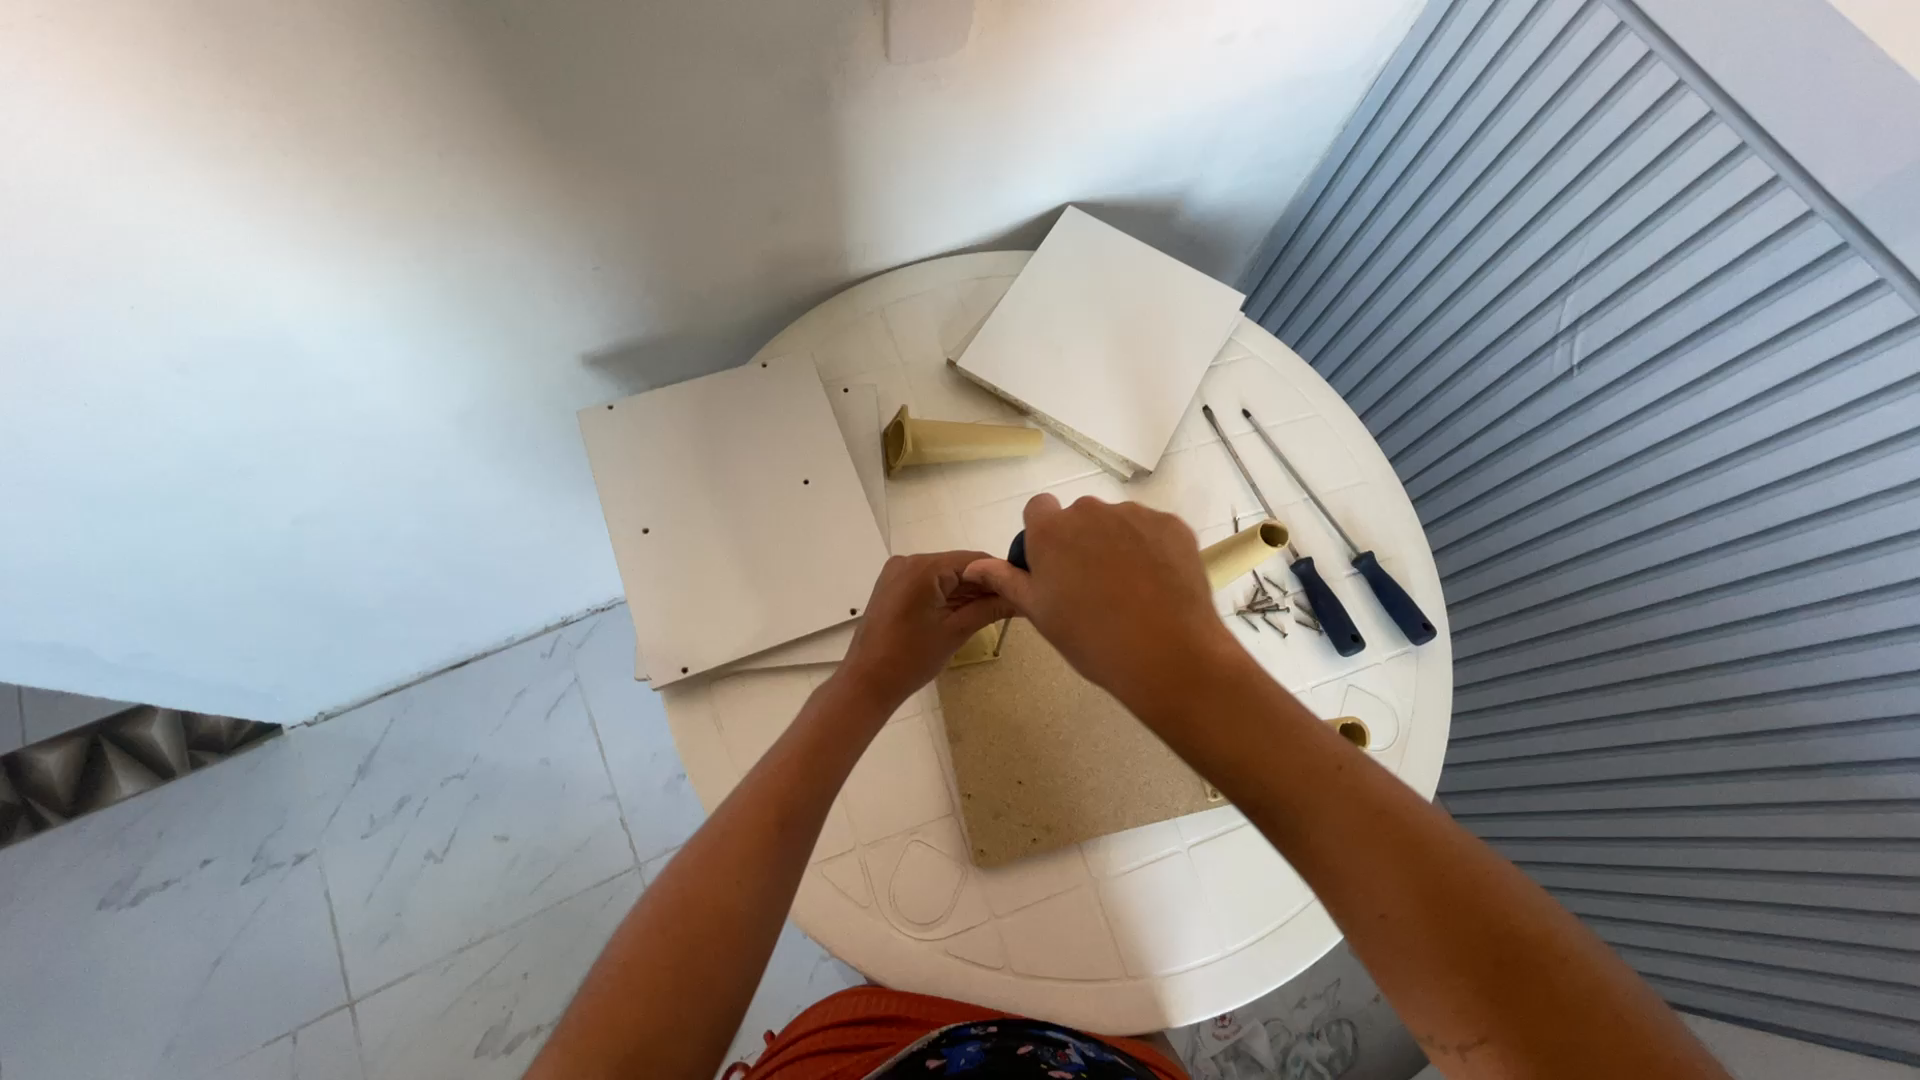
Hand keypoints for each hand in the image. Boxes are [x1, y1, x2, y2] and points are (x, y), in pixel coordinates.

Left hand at [836, 551, 1015, 709]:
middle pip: (959, 566)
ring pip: (944, 575)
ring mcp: (898, 573)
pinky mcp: (893, 586)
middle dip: (985, 584)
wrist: (866, 682)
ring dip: (968, 591)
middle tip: (1014, 604)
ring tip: (996, 610)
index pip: (974, 560)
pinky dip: (948, 595)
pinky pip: (929, 583)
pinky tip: (967, 611)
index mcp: (923, 568)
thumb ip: (990, 608)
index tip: (1023, 590)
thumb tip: (1022, 598)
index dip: (1001, 574)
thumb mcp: (956, 631)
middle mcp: (909, 561)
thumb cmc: (911, 659)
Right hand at [962, 496, 1242, 713]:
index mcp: (1051, 530)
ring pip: (1118, 522)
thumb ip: (1007, 581)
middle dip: (1082, 540)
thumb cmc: (1091, 638)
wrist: (1166, 654)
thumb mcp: (1040, 613)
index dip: (1044, 534)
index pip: (1038, 509)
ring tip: (1130, 590)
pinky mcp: (1172, 525)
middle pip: (1080, 516)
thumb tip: (974, 567)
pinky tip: (1157, 585)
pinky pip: (1152, 530)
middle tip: (1092, 586)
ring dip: (1117, 543)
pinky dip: (1151, 549)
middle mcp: (1090, 511)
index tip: (1054, 566)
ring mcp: (1135, 515)